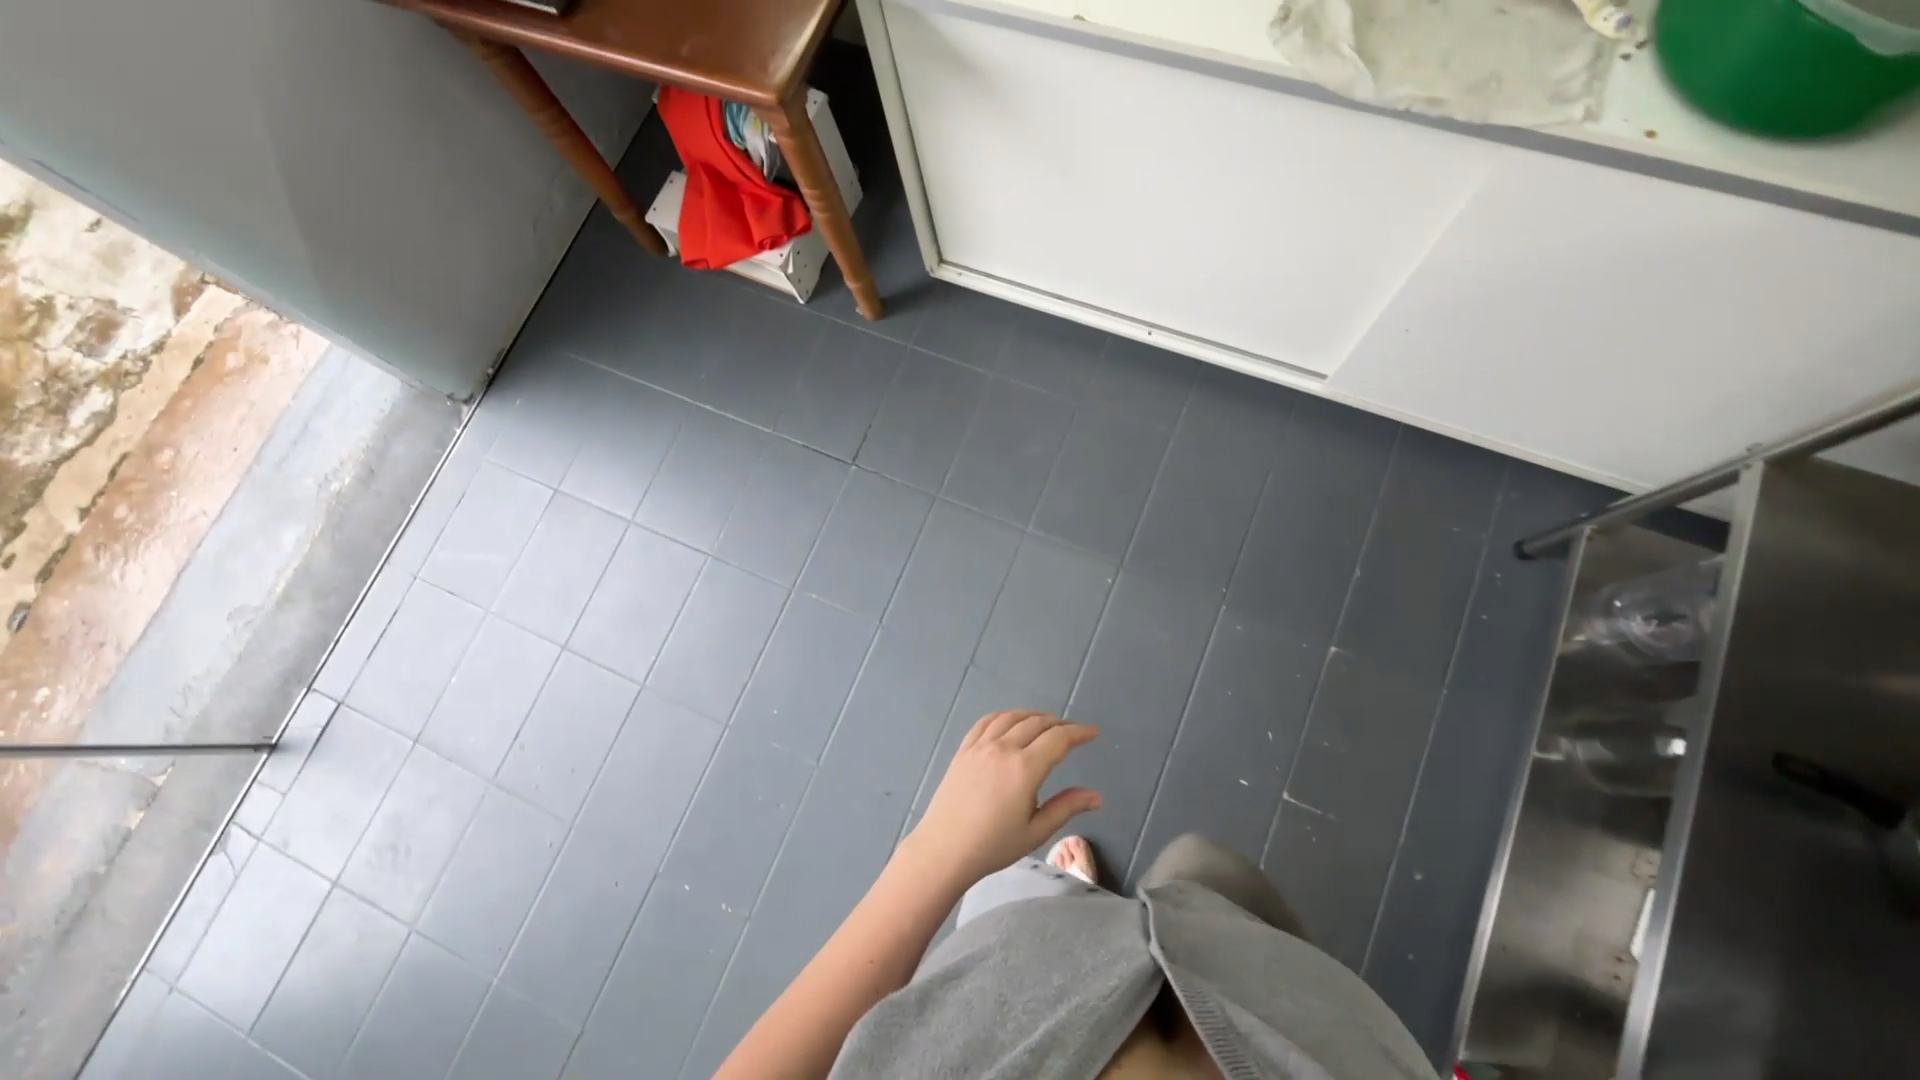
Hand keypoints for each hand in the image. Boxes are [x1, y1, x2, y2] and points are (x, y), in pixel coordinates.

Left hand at [905, 710, 1102, 886]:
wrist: (944, 850)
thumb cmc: (993, 846)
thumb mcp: (1035, 832)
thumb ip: (1066, 808)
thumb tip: (1097, 796)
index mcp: (1025, 769)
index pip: (1058, 739)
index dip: (1078, 733)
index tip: (1092, 733)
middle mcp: (1003, 749)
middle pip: (1036, 723)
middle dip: (1059, 724)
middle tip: (1073, 732)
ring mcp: (980, 747)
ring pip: (1011, 718)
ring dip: (1033, 715)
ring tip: (1046, 723)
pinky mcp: (963, 750)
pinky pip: (986, 722)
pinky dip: (1004, 716)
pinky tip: (1010, 721)